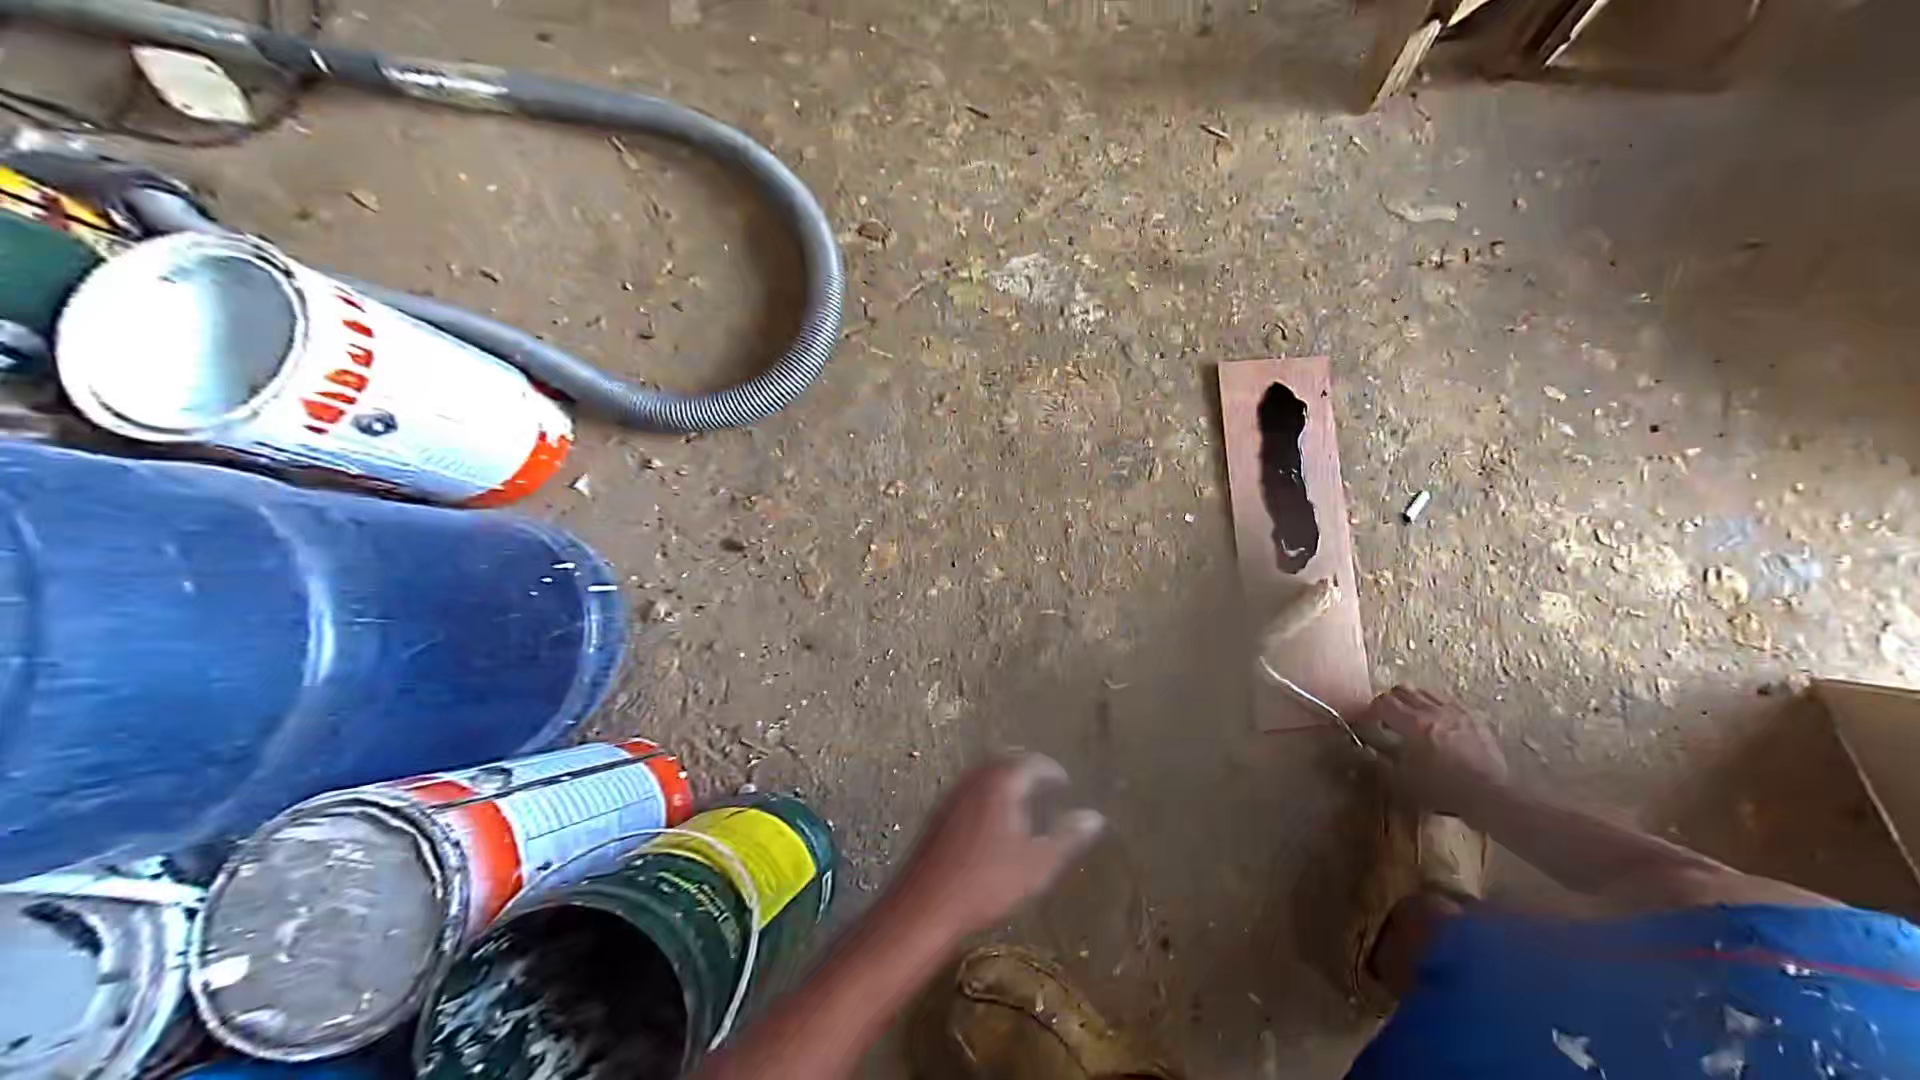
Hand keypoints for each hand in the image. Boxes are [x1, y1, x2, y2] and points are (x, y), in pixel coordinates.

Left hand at [890, 754, 1104, 939]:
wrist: (927, 904)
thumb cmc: (988, 882)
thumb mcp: (1038, 864)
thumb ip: (1068, 838)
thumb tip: (1095, 817)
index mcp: (1001, 782)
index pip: (1032, 762)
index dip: (1051, 770)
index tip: (1065, 782)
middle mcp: (975, 779)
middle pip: (1005, 761)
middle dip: (1027, 770)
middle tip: (1046, 784)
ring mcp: (953, 795)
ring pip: (985, 776)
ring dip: (1006, 782)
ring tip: (1024, 802)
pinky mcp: (939, 814)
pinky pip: (971, 791)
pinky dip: (989, 795)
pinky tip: (994, 821)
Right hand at [1360, 686, 1509, 816]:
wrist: (1495, 797)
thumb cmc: (1446, 790)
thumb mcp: (1404, 781)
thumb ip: (1383, 759)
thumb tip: (1369, 748)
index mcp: (1414, 723)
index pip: (1383, 702)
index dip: (1371, 709)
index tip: (1368, 721)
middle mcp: (1435, 711)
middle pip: (1403, 690)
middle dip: (1389, 701)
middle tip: (1386, 717)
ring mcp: (1458, 712)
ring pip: (1426, 692)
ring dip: (1413, 701)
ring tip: (1411, 719)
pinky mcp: (1476, 719)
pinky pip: (1448, 702)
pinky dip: (1436, 708)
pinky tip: (1438, 724)